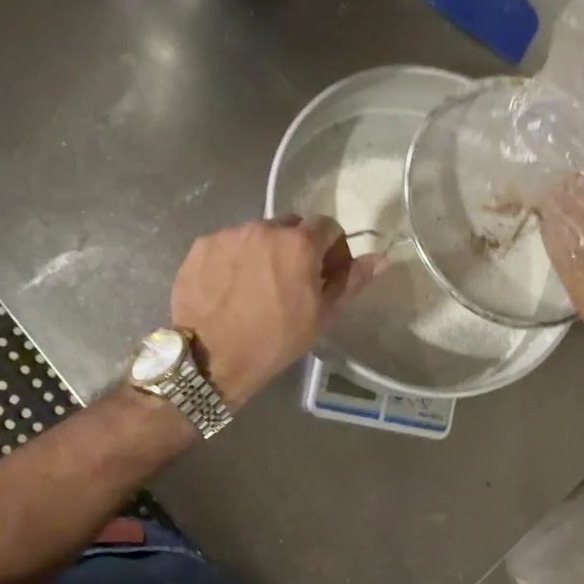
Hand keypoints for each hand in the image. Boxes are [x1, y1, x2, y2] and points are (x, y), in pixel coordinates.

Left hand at [171, 215, 382, 406]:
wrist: (210, 358)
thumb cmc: (275, 340)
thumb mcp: (321, 315)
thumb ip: (351, 281)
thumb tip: (382, 258)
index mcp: (298, 243)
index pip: (327, 226)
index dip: (332, 248)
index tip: (327, 273)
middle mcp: (263, 228)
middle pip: (290, 226)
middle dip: (297, 247)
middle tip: (292, 281)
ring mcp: (229, 235)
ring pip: (257, 235)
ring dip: (264, 253)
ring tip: (257, 287)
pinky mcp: (201, 246)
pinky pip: (228, 245)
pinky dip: (235, 260)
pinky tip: (231, 288)